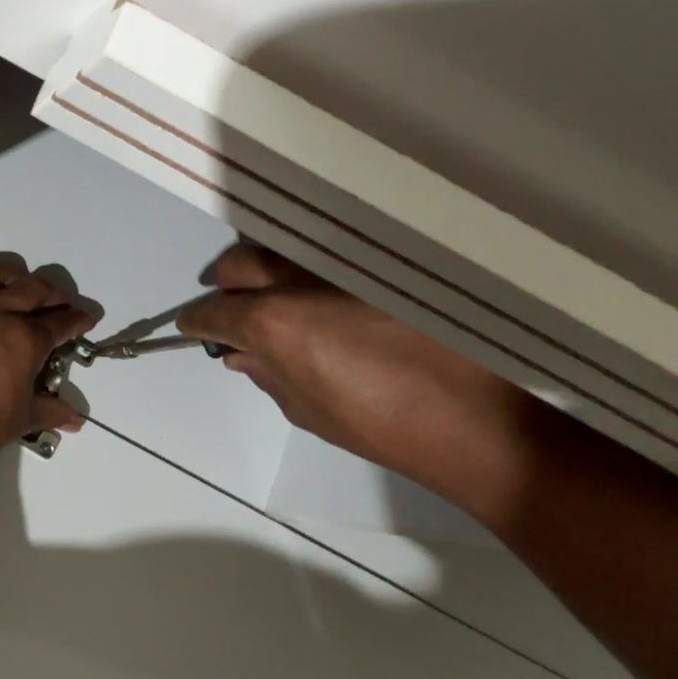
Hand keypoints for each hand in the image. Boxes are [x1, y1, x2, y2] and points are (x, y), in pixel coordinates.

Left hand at [0, 258, 94, 475]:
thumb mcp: (24, 418)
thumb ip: (50, 411)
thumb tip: (75, 419)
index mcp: (25, 340)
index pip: (59, 323)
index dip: (77, 319)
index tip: (86, 317)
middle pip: (29, 290)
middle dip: (51, 293)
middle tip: (58, 302)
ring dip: (4, 271)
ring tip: (13, 279)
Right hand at [175, 245, 552, 492]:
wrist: (481, 422)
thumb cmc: (381, 425)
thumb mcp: (304, 408)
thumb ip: (264, 372)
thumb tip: (241, 354)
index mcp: (273, 321)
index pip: (212, 312)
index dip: (198, 324)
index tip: (196, 330)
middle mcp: (302, 281)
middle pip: (240, 265)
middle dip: (229, 289)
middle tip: (241, 312)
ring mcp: (347, 267)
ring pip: (288, 254)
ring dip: (274, 276)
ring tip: (289, 303)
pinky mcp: (388, 267)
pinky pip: (337, 260)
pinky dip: (321, 276)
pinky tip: (336, 300)